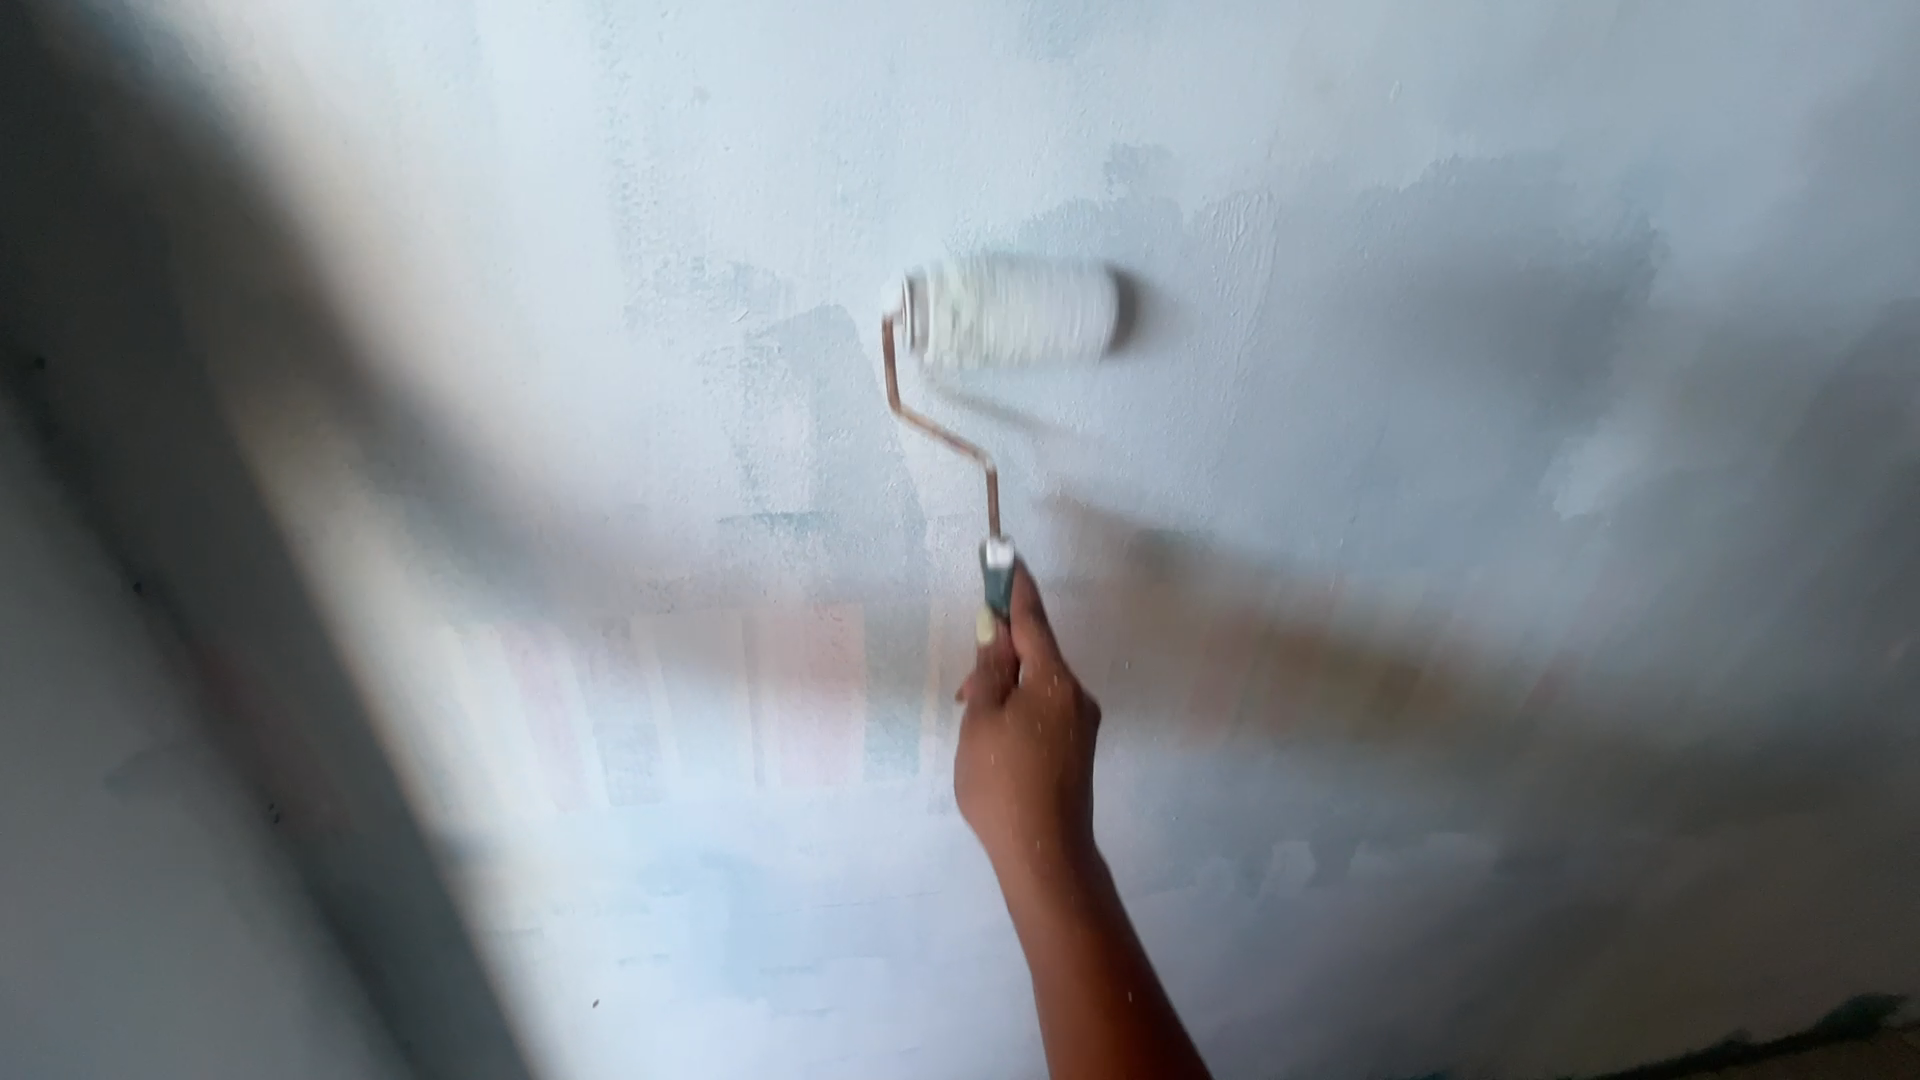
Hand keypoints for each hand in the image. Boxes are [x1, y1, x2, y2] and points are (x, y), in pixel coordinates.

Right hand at [954, 564, 1102, 884]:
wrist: (1044, 855)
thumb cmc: (1002, 782)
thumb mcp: (982, 719)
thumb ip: (989, 669)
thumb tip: (995, 628)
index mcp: (1054, 680)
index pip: (1033, 619)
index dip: (1016, 587)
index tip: (1007, 557)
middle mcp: (1076, 694)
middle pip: (1035, 654)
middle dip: (1000, 655)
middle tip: (965, 685)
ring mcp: (1080, 723)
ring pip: (1037, 685)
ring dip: (1005, 687)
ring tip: (973, 721)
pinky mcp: (1077, 747)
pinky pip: (1044, 709)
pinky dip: (1018, 708)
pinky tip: (995, 738)